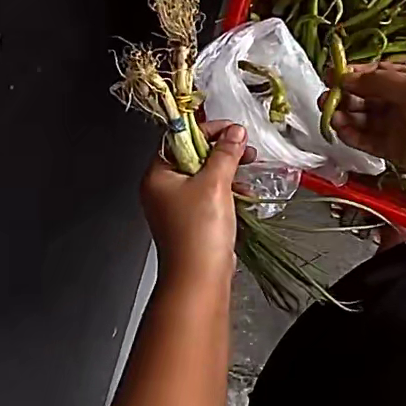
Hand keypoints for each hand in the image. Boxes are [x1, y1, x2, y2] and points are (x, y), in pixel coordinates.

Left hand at [140, 122, 251, 276]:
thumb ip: (225, 154)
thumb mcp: (215, 184)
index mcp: (157, 175)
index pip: (179, 138)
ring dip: (227, 171)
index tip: (232, 129)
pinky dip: (226, 190)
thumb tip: (235, 133)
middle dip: (221, 151)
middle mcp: (162, 188)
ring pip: (203, 176)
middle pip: (192, 156)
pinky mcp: (192, 219)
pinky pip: (209, 195)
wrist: (199, 276)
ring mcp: (176, 205)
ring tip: (247, 172)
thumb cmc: (199, 232)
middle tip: (244, 150)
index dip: (207, 130)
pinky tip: (242, 194)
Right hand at [324, 64, 405, 187]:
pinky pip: (370, 141)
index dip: (353, 75)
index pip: (376, 74)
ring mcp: (400, 126)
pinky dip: (354, 136)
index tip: (332, 76)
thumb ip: (378, 83)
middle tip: (327, 100)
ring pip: (365, 120)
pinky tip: (342, 131)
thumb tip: (347, 77)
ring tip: (332, 116)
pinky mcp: (396, 150)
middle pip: (366, 97)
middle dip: (346, 97)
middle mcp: (404, 102)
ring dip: (346, 117)